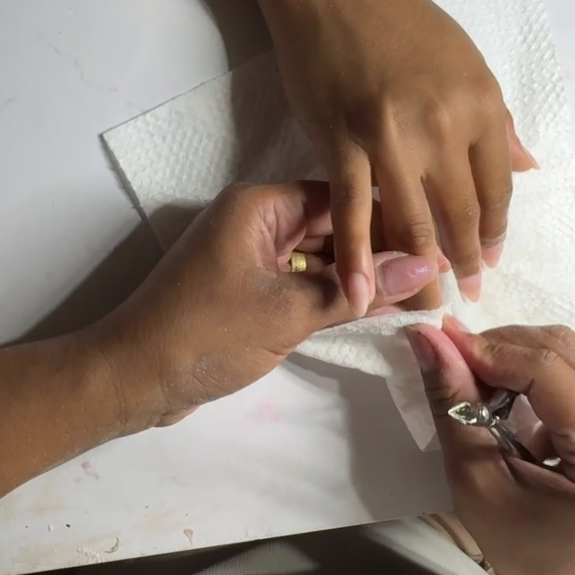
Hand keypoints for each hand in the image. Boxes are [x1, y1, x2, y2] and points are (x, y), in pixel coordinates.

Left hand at [94, 182, 436, 429]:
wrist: (135, 377)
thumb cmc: (206, 335)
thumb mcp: (287, 313)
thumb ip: (357, 290)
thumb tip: (425, 268)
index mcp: (258, 206)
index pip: (339, 197)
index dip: (389, 219)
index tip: (439, 241)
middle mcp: (255, 220)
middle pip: (331, 225)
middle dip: (379, 250)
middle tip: (440, 273)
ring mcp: (250, 254)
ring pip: (318, 255)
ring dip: (358, 275)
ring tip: (419, 293)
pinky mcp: (247, 286)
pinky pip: (299, 280)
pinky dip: (331, 294)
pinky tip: (374, 309)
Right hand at [266, 0, 535, 312]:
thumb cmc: (399, 20)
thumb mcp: (465, 60)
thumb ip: (495, 119)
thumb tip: (527, 166)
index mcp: (479, 103)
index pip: (496, 185)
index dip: (496, 229)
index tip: (492, 258)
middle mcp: (443, 126)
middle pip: (460, 213)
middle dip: (467, 261)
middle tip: (467, 296)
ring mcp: (390, 138)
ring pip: (411, 222)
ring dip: (422, 271)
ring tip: (427, 304)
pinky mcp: (341, 144)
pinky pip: (353, 211)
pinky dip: (357, 257)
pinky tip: (361, 294)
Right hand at [409, 318, 574, 574]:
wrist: (560, 573)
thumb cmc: (513, 538)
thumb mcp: (472, 475)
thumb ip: (453, 402)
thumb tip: (427, 335)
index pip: (548, 372)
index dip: (490, 350)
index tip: (438, 347)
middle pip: (562, 351)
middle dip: (498, 346)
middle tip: (451, 364)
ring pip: (568, 349)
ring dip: (511, 351)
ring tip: (474, 379)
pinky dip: (528, 364)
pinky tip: (502, 388)